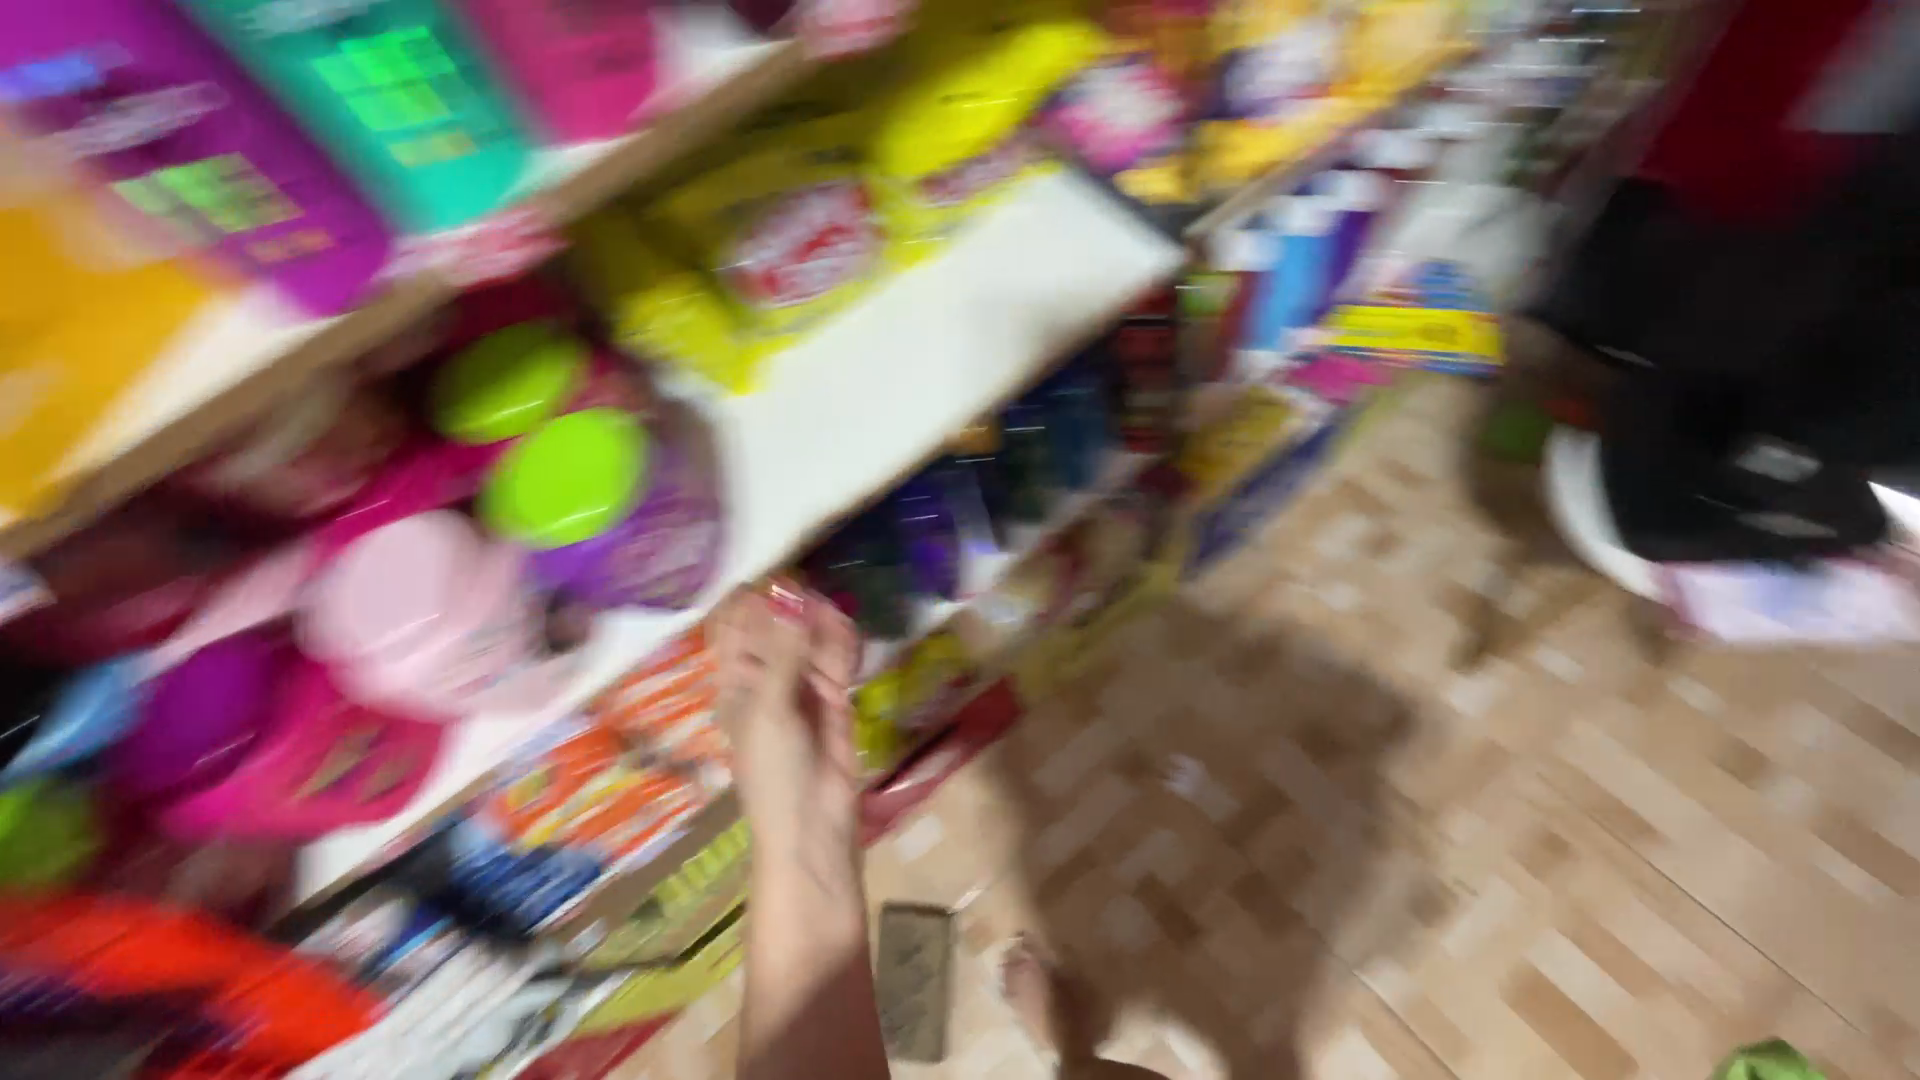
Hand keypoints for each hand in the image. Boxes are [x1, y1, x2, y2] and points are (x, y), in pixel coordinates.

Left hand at [712, 581, 863, 865]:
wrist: (813, 822)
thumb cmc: (774, 768)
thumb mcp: (769, 707)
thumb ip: (784, 651)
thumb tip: (792, 598)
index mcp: (735, 680)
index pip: (735, 627)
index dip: (750, 601)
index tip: (770, 575)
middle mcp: (767, 675)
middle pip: (778, 626)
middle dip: (791, 605)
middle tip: (808, 587)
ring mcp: (803, 684)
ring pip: (811, 637)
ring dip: (820, 620)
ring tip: (831, 607)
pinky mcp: (835, 695)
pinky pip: (838, 658)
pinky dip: (843, 641)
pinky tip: (845, 626)